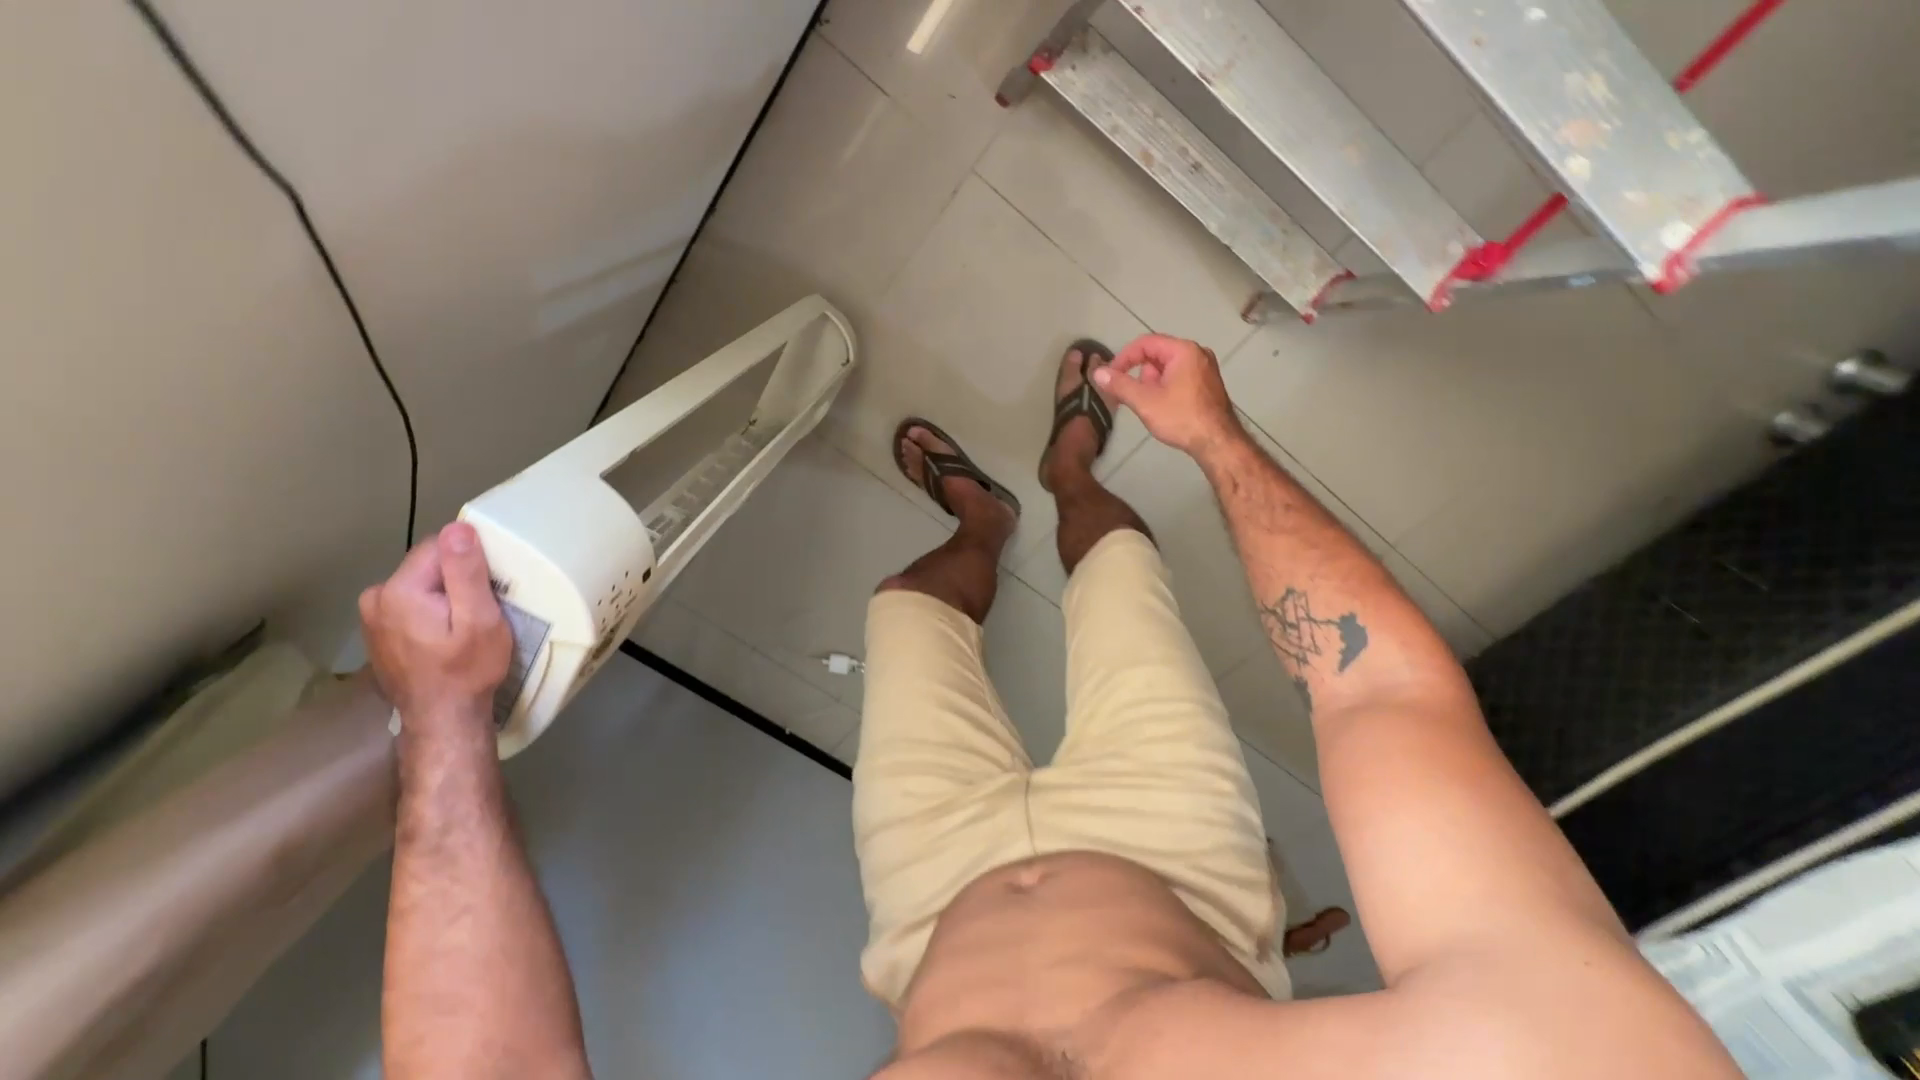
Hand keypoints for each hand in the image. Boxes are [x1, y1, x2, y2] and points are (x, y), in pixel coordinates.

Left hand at [360, 522, 511, 734]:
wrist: (443, 720)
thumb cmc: (467, 670)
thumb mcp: (479, 619)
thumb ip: (465, 572)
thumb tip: (459, 527)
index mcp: (399, 589)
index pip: (440, 547)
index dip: (470, 564)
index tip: (489, 590)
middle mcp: (376, 597)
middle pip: (428, 566)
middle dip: (456, 580)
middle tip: (481, 611)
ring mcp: (372, 617)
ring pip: (420, 585)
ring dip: (444, 596)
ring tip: (464, 626)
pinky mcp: (377, 632)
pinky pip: (410, 605)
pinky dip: (430, 612)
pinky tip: (445, 637)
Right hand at [1094, 333, 1244, 458]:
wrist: (1218, 443)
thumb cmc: (1181, 418)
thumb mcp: (1145, 401)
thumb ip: (1119, 384)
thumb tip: (1097, 372)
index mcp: (1184, 351)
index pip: (1146, 343)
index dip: (1124, 358)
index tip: (1110, 376)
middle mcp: (1198, 353)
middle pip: (1157, 354)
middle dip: (1140, 374)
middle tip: (1134, 397)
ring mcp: (1206, 369)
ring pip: (1168, 368)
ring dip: (1153, 383)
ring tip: (1152, 406)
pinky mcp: (1208, 384)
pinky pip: (1180, 377)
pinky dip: (1166, 387)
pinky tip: (1165, 409)